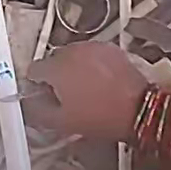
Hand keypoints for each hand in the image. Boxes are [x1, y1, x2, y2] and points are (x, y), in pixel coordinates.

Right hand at [26, 41, 147, 141]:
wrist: (139, 109)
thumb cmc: (100, 117)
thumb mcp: (62, 123)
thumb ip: (38, 112)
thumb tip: (31, 105)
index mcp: (56, 67)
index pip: (34, 69)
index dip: (36, 84)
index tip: (44, 96)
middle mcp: (73, 50)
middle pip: (53, 59)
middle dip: (55, 74)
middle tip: (65, 95)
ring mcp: (94, 46)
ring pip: (74, 55)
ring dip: (73, 67)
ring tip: (84, 88)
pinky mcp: (111, 48)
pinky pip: (92, 54)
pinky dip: (91, 63)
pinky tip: (100, 80)